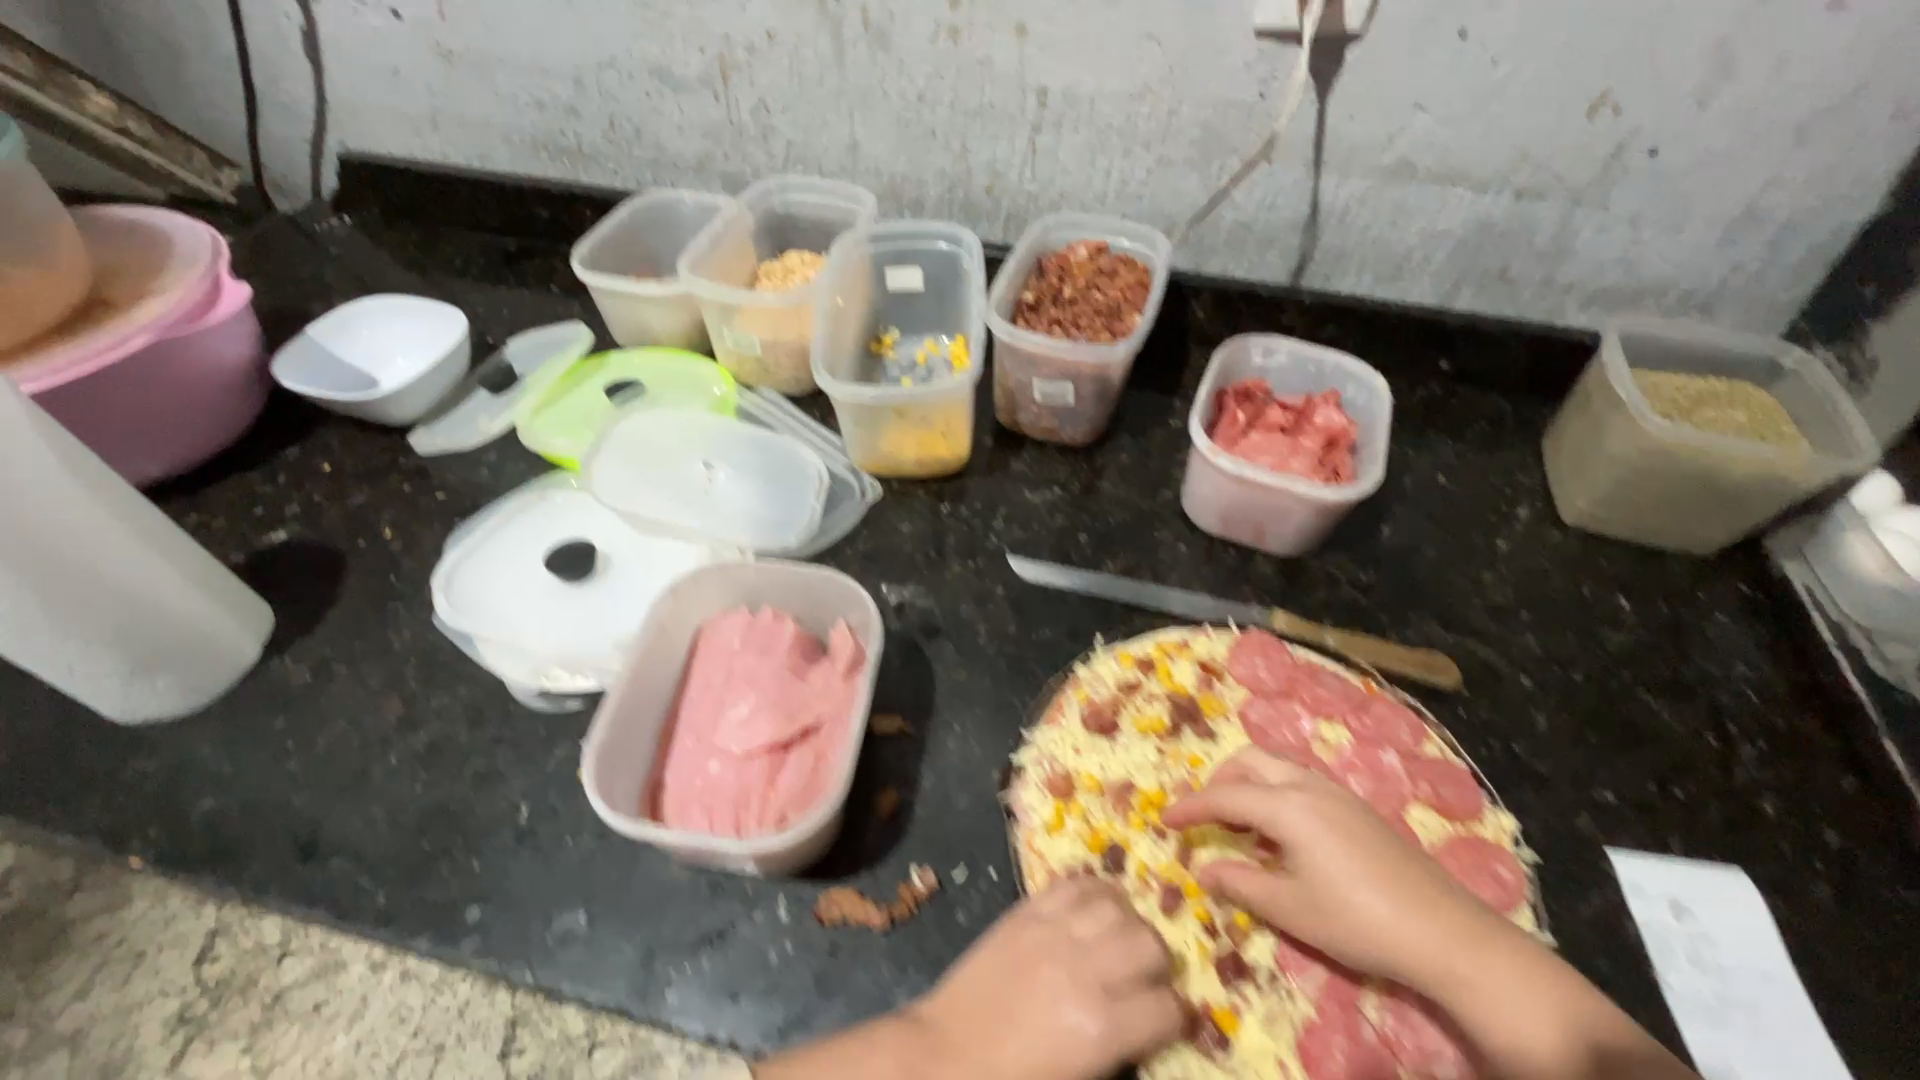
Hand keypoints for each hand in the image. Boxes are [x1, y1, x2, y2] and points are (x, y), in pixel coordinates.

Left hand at [906, 877, 1184, 1079]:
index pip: (1168, 1008)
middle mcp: (1084, 970)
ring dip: (1129, 923)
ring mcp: (1052, 932)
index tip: (1171, 1018)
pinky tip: (1095, 910)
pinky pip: (1075, 883)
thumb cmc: (1015, 1078)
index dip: (1177, 1015)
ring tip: (1120, 941)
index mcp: (1100, 1027)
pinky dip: (1094, 891)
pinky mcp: (1026, 911)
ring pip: (1118, 905)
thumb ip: (1123, 1042)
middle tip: (1145, 977)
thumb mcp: (1082, 1074)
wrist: (948, 1053)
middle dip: (1158, 964)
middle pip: (1151, 944)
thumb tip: (1157, 1019)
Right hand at [1162, 748, 1510, 991]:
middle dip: (1220, 781)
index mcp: (1287, 807)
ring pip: (1279, 768)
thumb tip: (1204, 869)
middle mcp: (1310, 787)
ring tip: (1241, 828)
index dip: (1190, 807)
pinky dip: (1276, 795)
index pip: (1224, 796)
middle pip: (1251, 761)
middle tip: (1205, 817)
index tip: (1164, 819)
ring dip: (1250, 785)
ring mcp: (1339, 794)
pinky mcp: (1359, 809)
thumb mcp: (1289, 908)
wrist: (1444, 932)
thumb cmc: (1356, 920)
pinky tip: (1283, 839)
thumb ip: (1240, 883)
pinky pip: (1302, 783)